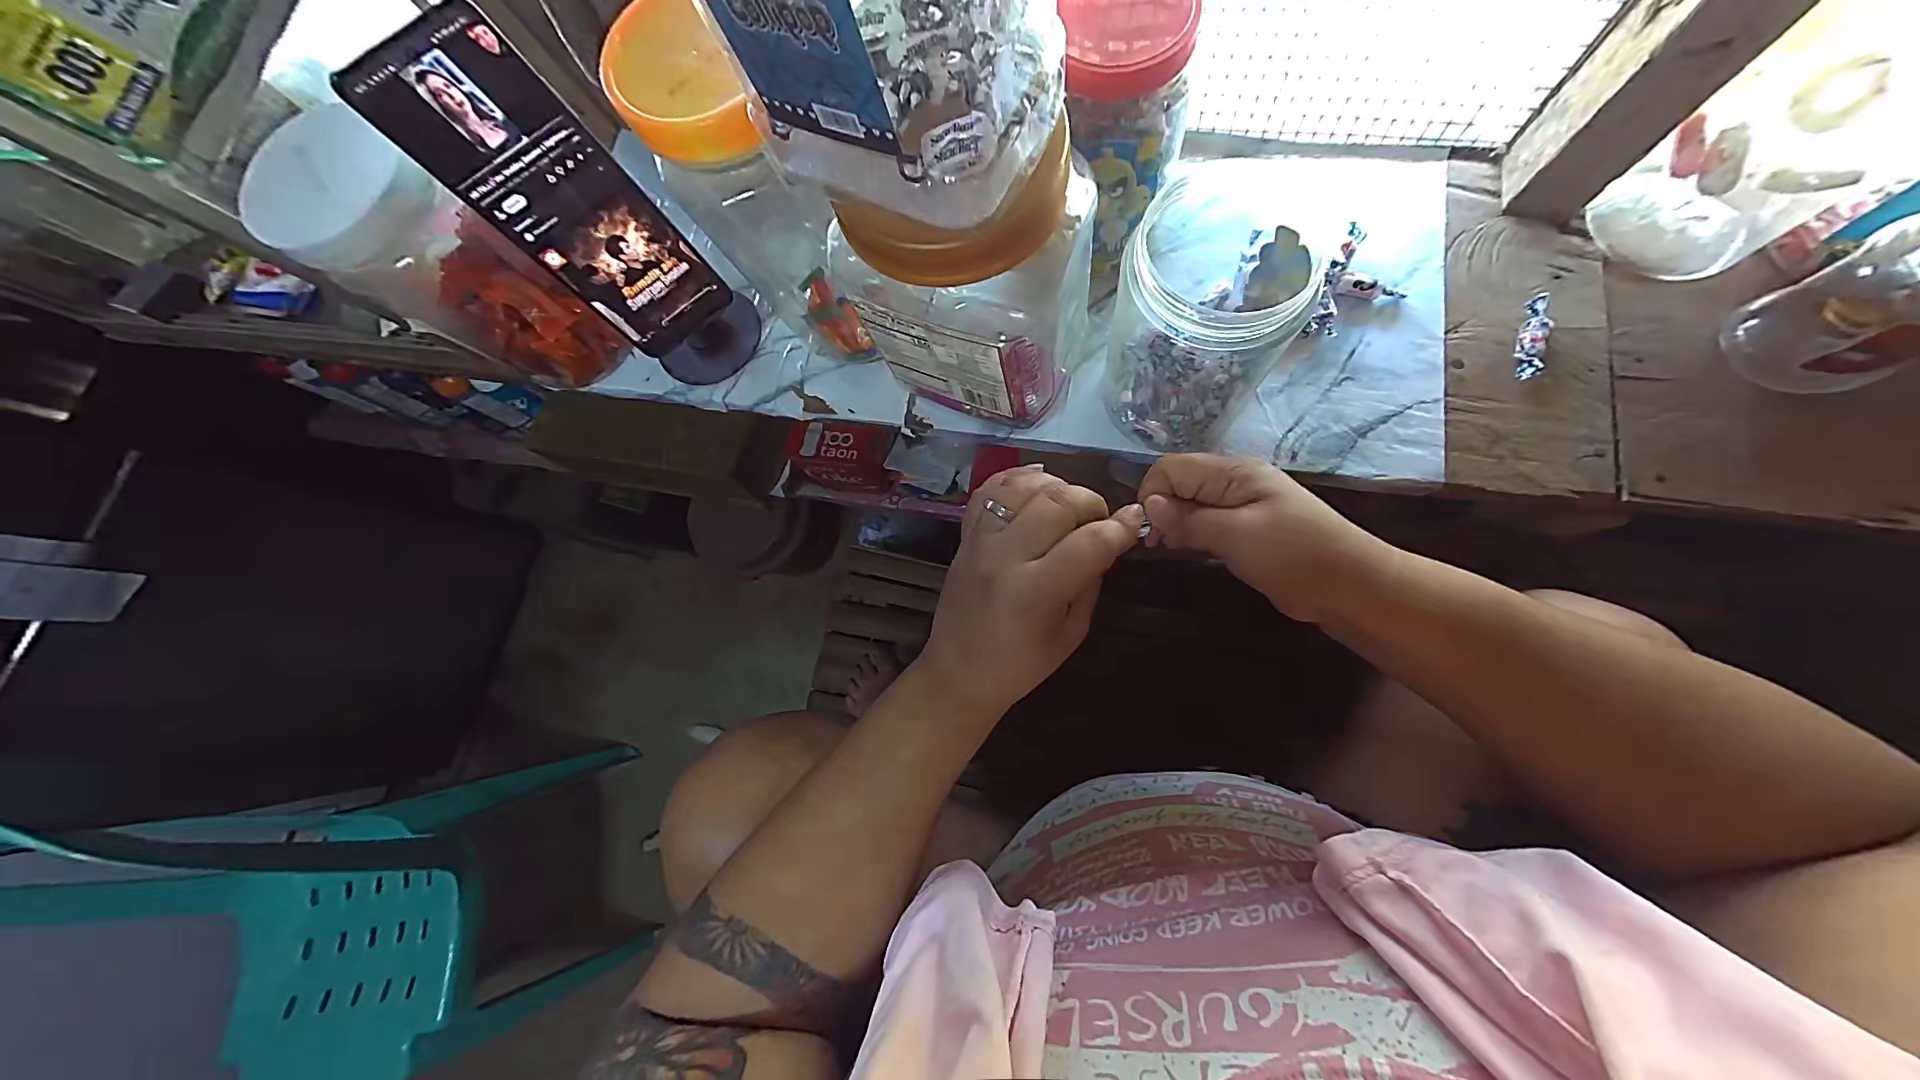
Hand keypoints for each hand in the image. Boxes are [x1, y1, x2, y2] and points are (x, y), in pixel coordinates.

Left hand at [914, 465, 1144, 717]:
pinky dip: (1017, 479)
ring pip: (1023, 487)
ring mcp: (980, 541)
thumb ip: (1090, 582)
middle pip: (1057, 501)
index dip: (1121, 527)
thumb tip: (1107, 540)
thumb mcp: (1071, 634)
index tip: (1135, 521)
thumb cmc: (1020, 664)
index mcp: (1035, 592)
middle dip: (1091, 502)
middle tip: (1098, 521)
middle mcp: (1005, 557)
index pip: (1089, 542)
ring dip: (1057, 486)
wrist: (957, 672)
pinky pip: (989, 489)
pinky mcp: (965, 536)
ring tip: (1068, 506)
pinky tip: (1037, 487)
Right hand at [1137, 454, 1394, 622]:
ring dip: (1175, 521)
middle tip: (1158, 544)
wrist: (1351, 586)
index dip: (1152, 494)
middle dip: (1161, 507)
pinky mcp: (1247, 526)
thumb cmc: (1293, 555)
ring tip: (1170, 547)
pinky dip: (1191, 531)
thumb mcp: (1235, 535)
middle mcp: (1235, 480)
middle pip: (1179, 481)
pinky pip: (1206, 519)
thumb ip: (1188, 518)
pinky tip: (1190, 548)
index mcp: (1234, 472)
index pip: (1171, 467)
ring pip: (1191, 501)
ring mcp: (1242, 503)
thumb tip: (1148, 504)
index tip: (1150, 530)